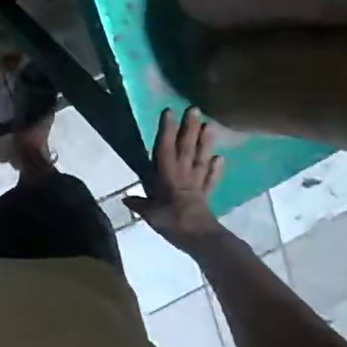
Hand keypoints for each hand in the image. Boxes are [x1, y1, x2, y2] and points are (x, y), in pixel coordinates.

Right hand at [125, 107, 226, 253]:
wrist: (200, 238)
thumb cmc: (173, 223)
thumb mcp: (150, 214)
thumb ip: (140, 204)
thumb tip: (125, 199)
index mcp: (167, 177)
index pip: (165, 149)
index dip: (167, 130)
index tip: (169, 112)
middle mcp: (183, 175)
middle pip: (186, 148)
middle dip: (189, 128)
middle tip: (195, 109)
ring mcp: (197, 183)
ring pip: (200, 158)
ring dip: (205, 141)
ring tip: (210, 125)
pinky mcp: (206, 194)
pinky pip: (211, 178)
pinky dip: (216, 168)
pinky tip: (220, 158)